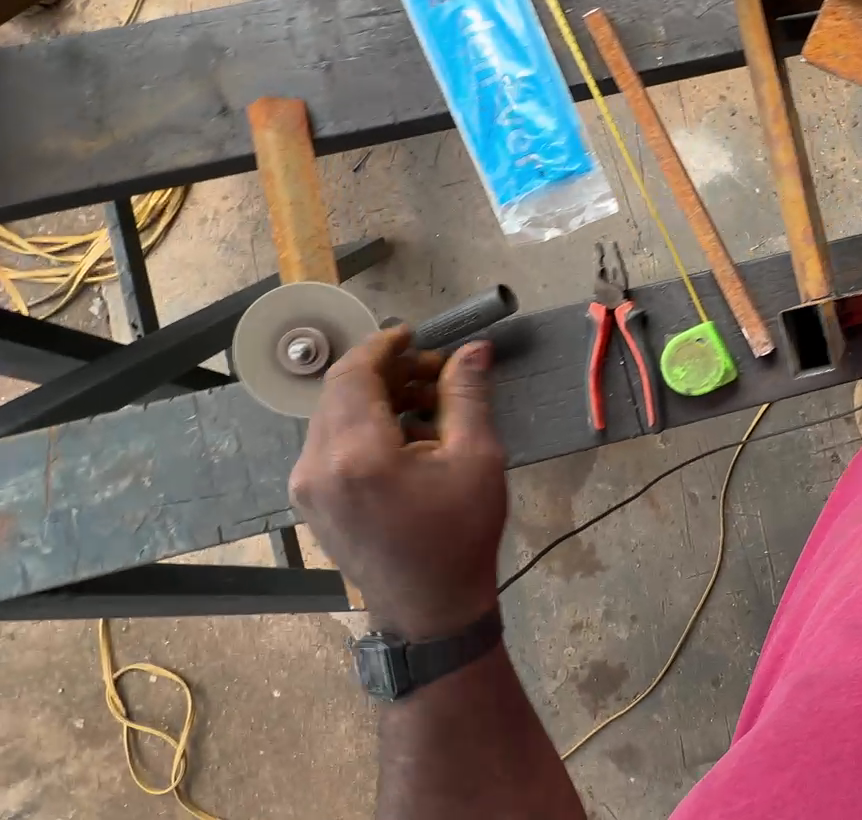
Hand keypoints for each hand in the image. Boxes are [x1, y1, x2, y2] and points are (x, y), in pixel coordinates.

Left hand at [289, 327, 506, 637]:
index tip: (414, 333)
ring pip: (335, 418)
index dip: (383, 347)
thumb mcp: (477, 457)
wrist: (429, 605)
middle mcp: (316, 465)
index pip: (353, 376)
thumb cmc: (461, 531)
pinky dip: (368, 425)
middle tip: (440, 371)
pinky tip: (410, 436)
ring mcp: (306, 486)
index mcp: (357, 454)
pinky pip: (332, 444)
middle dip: (389, 372)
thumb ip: (468, 397)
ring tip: (432, 403)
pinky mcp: (311, 501)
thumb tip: (474, 349)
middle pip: (341, 394)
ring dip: (380, 398)